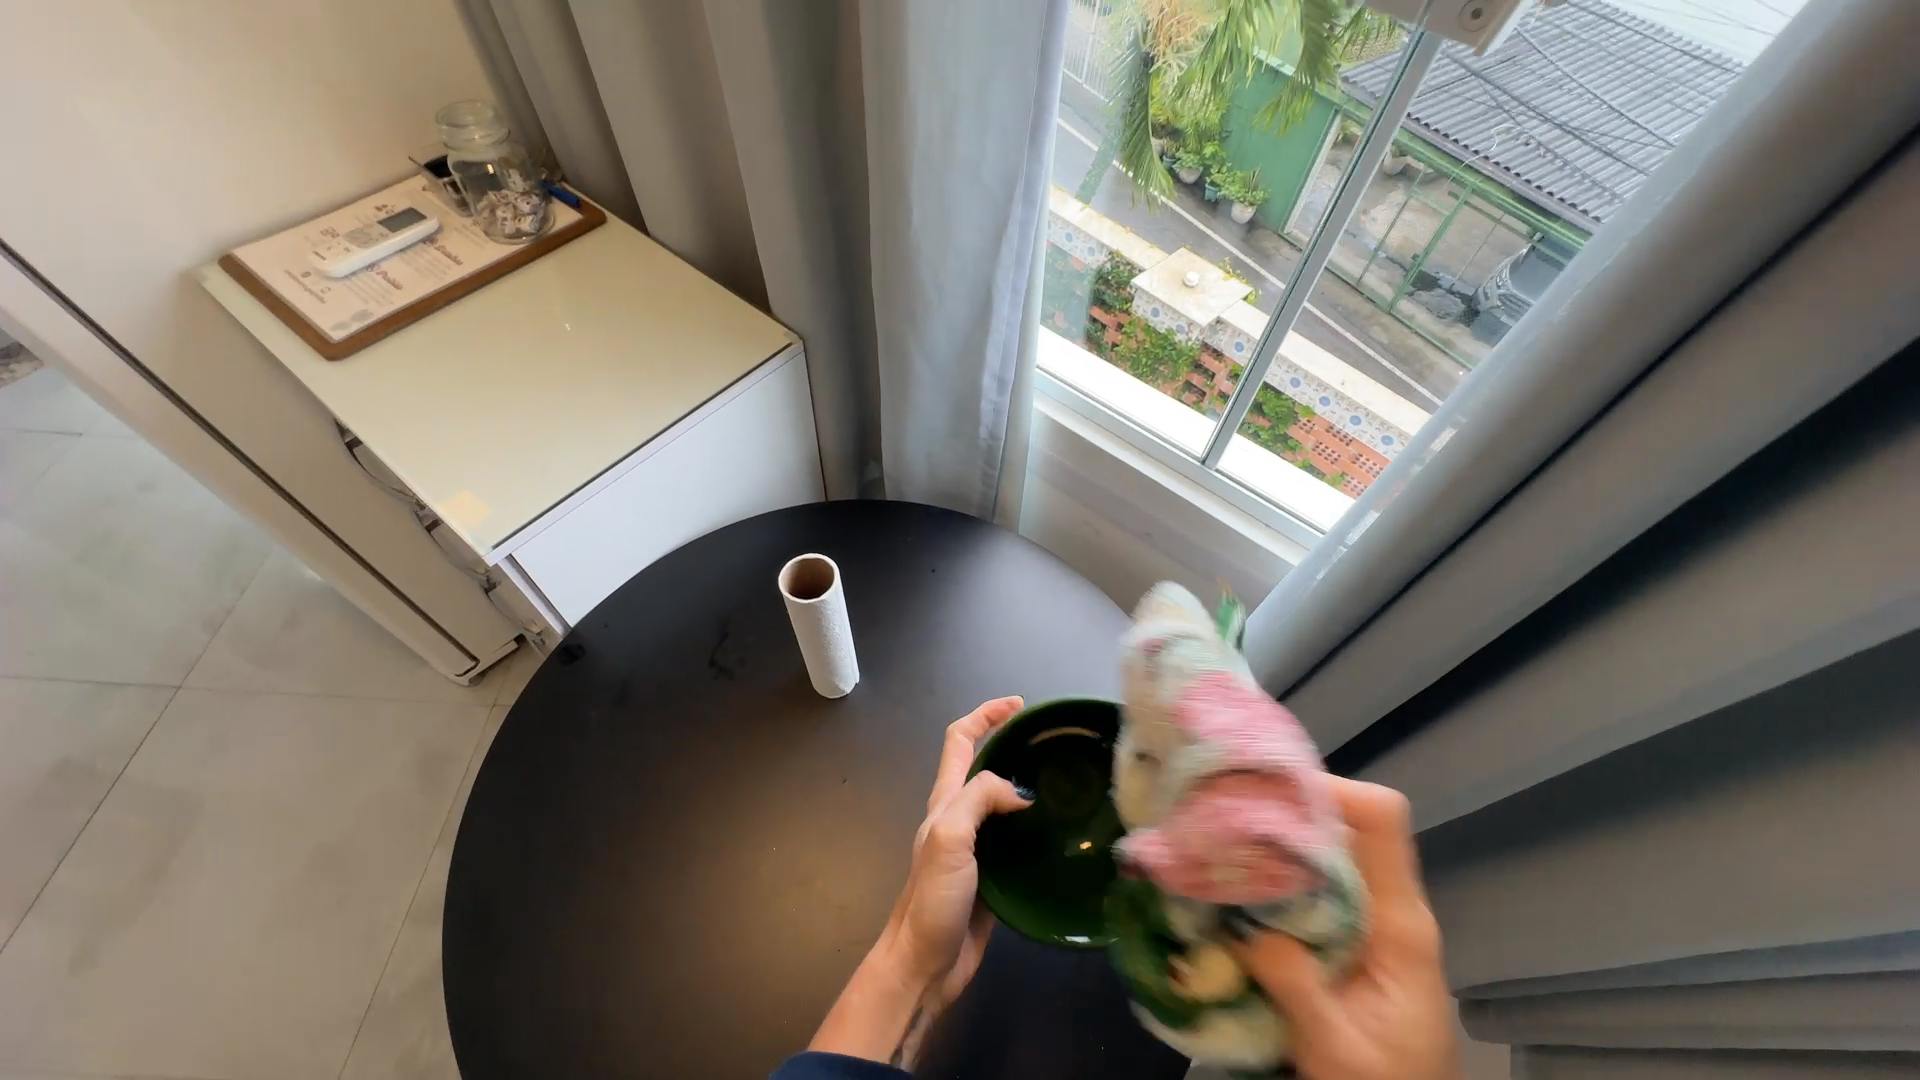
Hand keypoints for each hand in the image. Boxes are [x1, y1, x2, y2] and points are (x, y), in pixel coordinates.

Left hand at [806, 697, 1031, 1066]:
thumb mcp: (950, 836)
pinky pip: (1018, 838)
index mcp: (946, 801)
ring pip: (1004, 801)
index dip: (986, 715)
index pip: (961, 740)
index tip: (1019, 705)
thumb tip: (1023, 791)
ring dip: (1029, 784)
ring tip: (1066, 781)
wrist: (926, 963)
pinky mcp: (995, 874)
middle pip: (984, 765)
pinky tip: (1063, 833)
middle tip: (1052, 743)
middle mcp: (960, 816)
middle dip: (1012, 744)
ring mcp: (978, 846)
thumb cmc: (932, 897)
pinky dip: (1038, 826)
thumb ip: (980, 800)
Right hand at [1227, 778, 1458, 1079]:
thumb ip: (1299, 990)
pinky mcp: (1344, 932)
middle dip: (1282, 808)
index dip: (1331, 791)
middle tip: (1219, 811)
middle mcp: (1387, 905)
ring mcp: (1366, 917)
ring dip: (1271, 837)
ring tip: (1215, 838)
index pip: (1383, 822)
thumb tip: (1247, 929)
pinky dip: (1270, 868)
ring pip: (1323, 848)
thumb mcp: (1340, 1052)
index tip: (1266, 795)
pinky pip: (1310, 879)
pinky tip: (1230, 879)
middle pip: (1344, 822)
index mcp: (1400, 924)